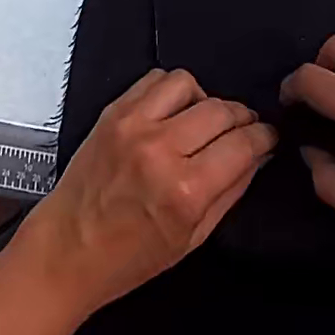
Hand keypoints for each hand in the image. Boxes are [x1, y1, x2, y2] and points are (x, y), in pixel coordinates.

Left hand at [9, 69, 275, 324]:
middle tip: (242, 129)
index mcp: (184, 191)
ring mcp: (134, 125)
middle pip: (222, 110)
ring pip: (190, 84)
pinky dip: (172, 90)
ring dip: (205, 100)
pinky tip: (172, 111)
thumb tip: (259, 153)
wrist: (65, 252)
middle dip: (241, 118)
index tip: (268, 135)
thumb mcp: (193, 237)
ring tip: (201, 120)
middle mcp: (160, 151)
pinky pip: (156, 78)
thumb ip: (233, 189)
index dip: (264, 136)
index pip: (243, 143)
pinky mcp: (114, 112)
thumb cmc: (128, 256)